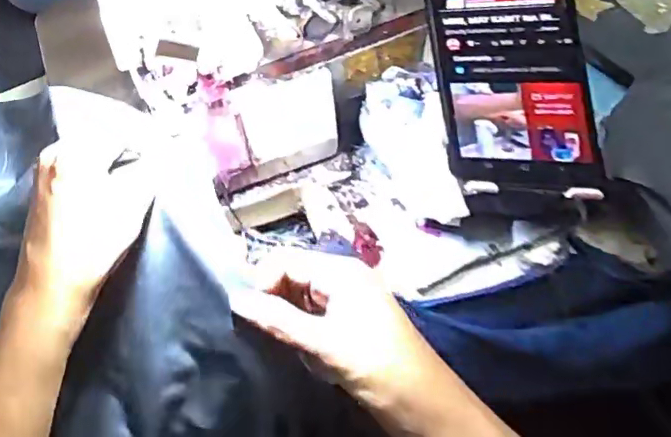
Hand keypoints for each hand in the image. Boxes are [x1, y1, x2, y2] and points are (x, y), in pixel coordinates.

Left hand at [11, 140, 154, 335]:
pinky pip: (75, 160)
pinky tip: (110, 178)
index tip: (165, 149)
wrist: (48, 289)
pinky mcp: (42, 182)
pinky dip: (94, 164)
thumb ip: (150, 169)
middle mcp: (55, 150)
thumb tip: (166, 148)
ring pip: (88, 147)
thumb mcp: (131, 206)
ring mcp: (45, 166)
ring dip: (111, 153)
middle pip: (102, 135)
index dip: (146, 141)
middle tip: (152, 156)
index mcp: (74, 151)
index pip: (121, 133)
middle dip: (127, 143)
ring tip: (135, 167)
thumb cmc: (92, 247)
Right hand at [230, 251, 514, 436]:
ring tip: (280, 344)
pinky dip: (304, 331)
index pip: (286, 260)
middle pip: (294, 276)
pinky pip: (316, 316)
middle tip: (257, 331)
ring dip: (288, 319)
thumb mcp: (327, 347)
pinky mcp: (354, 323)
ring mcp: (351, 300)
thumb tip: (237, 300)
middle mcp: (344, 277)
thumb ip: (280, 322)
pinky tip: (304, 354)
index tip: (242, 311)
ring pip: (303, 298)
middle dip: (274, 300)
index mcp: (340, 270)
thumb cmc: (381, 369)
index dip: (261, 281)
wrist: (434, 411)